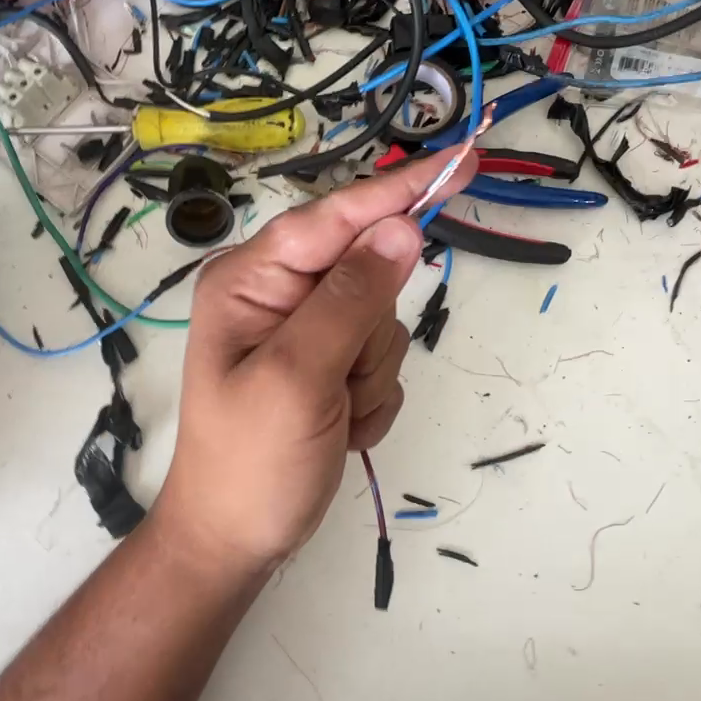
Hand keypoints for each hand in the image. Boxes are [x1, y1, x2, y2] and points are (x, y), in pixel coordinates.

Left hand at [151, 151, 479, 574]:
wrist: (237, 540)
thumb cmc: (249, 462)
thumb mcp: (297, 378)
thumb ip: (351, 300)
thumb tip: (401, 228)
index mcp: (251, 279)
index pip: (335, 218)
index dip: (398, 189)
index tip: (463, 161)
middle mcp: (279, 293)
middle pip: (369, 273)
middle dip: (369, 336)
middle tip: (340, 383)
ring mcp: (308, 330)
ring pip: (384, 321)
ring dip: (369, 375)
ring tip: (330, 414)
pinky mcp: (331, 363)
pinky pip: (383, 360)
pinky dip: (370, 398)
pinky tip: (336, 426)